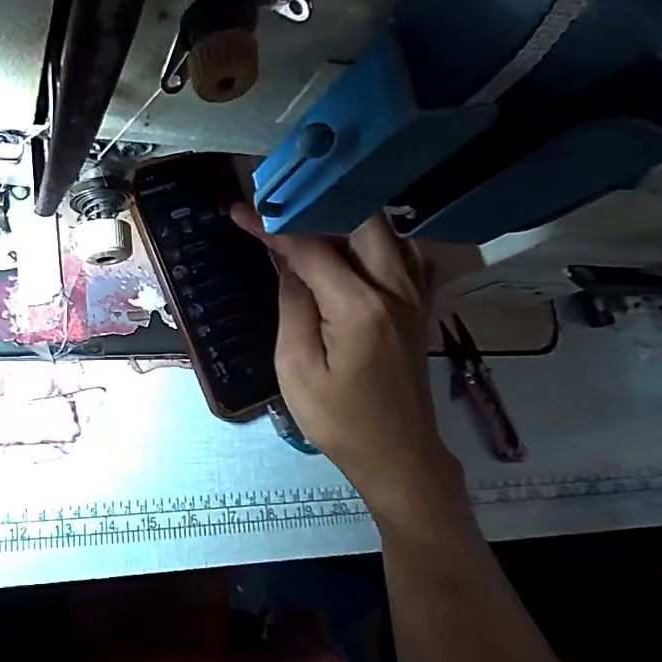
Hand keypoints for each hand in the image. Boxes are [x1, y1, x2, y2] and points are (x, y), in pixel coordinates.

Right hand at [231, 205, 466, 526]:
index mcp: (361, 308)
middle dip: (315, 208)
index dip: (273, 227)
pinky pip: (405, 251)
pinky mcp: (421, 304)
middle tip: (278, 211)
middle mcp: (396, 288)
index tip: (241, 211)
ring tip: (307, 224)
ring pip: (387, 230)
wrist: (398, 454)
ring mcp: (416, 294)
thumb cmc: (340, 422)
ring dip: (346, 219)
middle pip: (360, 220)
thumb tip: (287, 261)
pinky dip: (376, 238)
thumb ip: (293, 305)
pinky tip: (352, 247)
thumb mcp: (297, 370)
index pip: (312, 249)